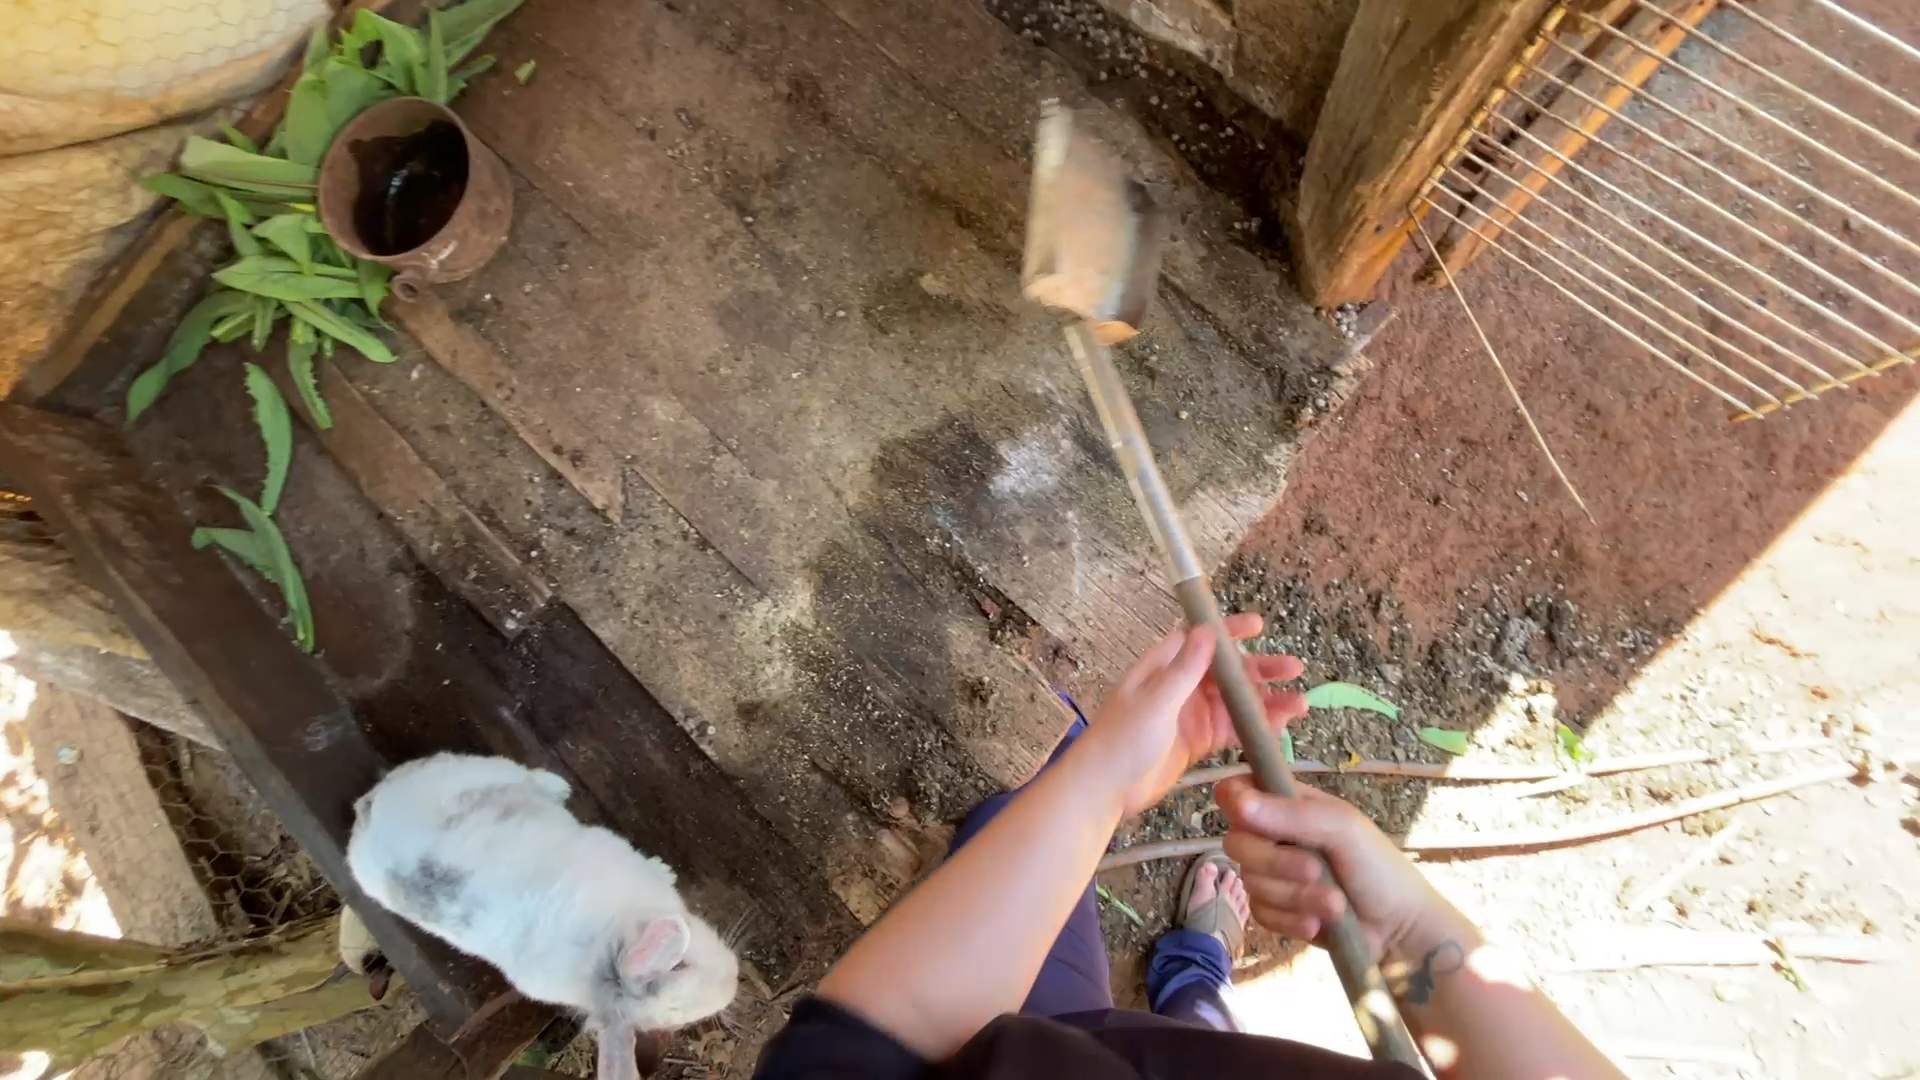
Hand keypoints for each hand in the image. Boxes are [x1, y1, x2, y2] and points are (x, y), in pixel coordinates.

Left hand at [1075, 614, 1305, 816]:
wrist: (1106, 787)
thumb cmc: (1123, 738)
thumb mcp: (1155, 701)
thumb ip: (1183, 669)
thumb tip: (1206, 630)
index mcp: (1162, 667)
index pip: (1198, 639)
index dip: (1227, 632)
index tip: (1258, 626)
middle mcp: (1178, 686)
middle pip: (1224, 671)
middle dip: (1258, 669)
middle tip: (1292, 668)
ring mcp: (1189, 714)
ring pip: (1233, 701)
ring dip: (1264, 702)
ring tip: (1298, 704)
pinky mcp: (1197, 741)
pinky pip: (1231, 729)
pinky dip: (1254, 727)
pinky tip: (1279, 728)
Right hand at [1217, 778, 1453, 965]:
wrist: (1400, 932)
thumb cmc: (1378, 867)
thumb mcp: (1341, 827)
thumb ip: (1290, 813)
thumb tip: (1236, 803)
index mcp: (1282, 804)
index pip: (1233, 791)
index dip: (1233, 801)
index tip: (1248, 817)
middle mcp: (1269, 836)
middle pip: (1236, 842)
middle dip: (1276, 862)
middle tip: (1315, 870)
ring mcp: (1269, 874)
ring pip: (1250, 881)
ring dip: (1294, 895)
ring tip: (1334, 902)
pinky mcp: (1273, 910)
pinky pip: (1259, 912)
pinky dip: (1289, 919)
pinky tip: (1317, 922)